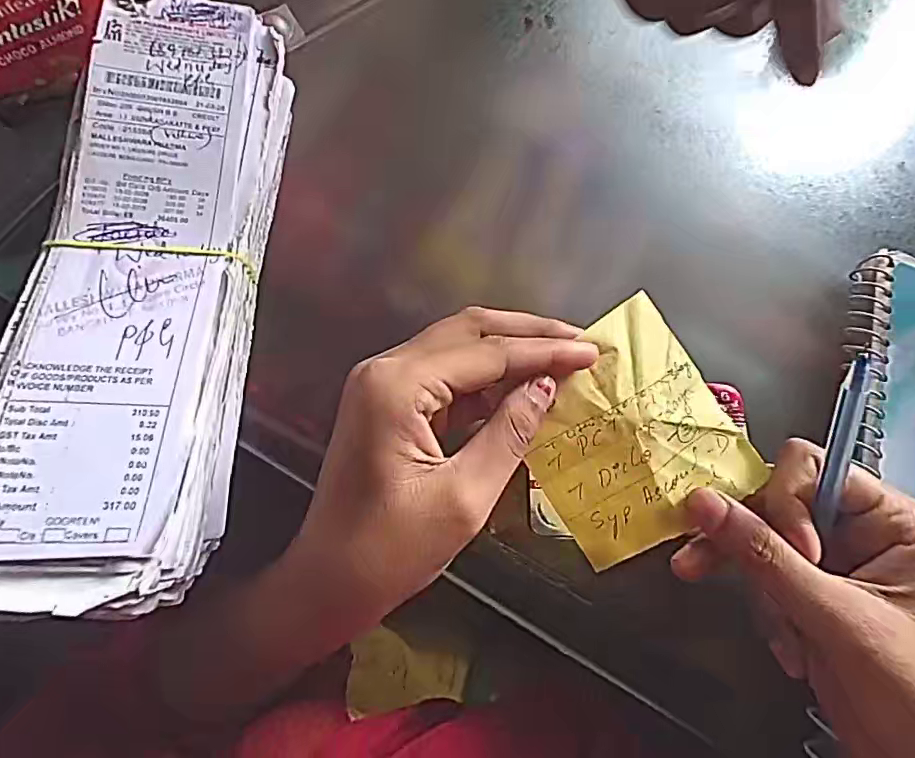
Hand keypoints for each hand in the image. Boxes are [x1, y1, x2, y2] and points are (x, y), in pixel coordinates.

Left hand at [282, 308, 599, 634]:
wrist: (325, 584)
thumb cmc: (388, 552)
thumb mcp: (463, 498)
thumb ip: (510, 433)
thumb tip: (547, 386)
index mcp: (398, 386)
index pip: (487, 353)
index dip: (543, 352)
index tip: (589, 352)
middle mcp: (386, 368)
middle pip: (469, 330)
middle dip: (528, 333)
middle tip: (578, 341)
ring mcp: (382, 381)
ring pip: (457, 344)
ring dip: (508, 349)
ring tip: (558, 357)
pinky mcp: (386, 399)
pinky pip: (444, 372)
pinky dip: (485, 375)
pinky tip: (518, 385)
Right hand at [672, 439, 914, 757]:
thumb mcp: (845, 625)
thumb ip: (769, 559)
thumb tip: (705, 503)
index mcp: (898, 522)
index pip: (816, 468)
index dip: (786, 500)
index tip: (791, 551)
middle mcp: (869, 534)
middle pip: (782, 505)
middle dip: (753, 547)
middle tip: (701, 561)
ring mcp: (844, 568)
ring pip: (768, 544)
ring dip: (764, 593)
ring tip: (787, 642)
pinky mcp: (823, 599)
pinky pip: (770, 580)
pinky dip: (769, 612)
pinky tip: (791, 651)